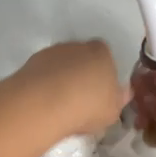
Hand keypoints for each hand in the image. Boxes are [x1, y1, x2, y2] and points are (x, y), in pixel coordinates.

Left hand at [12, 40, 129, 136]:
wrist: (46, 103)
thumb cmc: (88, 106)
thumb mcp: (112, 110)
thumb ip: (118, 99)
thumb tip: (123, 92)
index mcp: (102, 53)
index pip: (106, 57)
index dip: (102, 74)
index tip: (99, 93)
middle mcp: (77, 46)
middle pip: (82, 58)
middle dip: (81, 74)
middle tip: (80, 99)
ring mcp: (52, 51)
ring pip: (61, 64)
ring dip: (61, 78)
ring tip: (59, 104)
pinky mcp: (31, 62)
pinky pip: (43, 73)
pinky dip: (44, 83)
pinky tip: (44, 102)